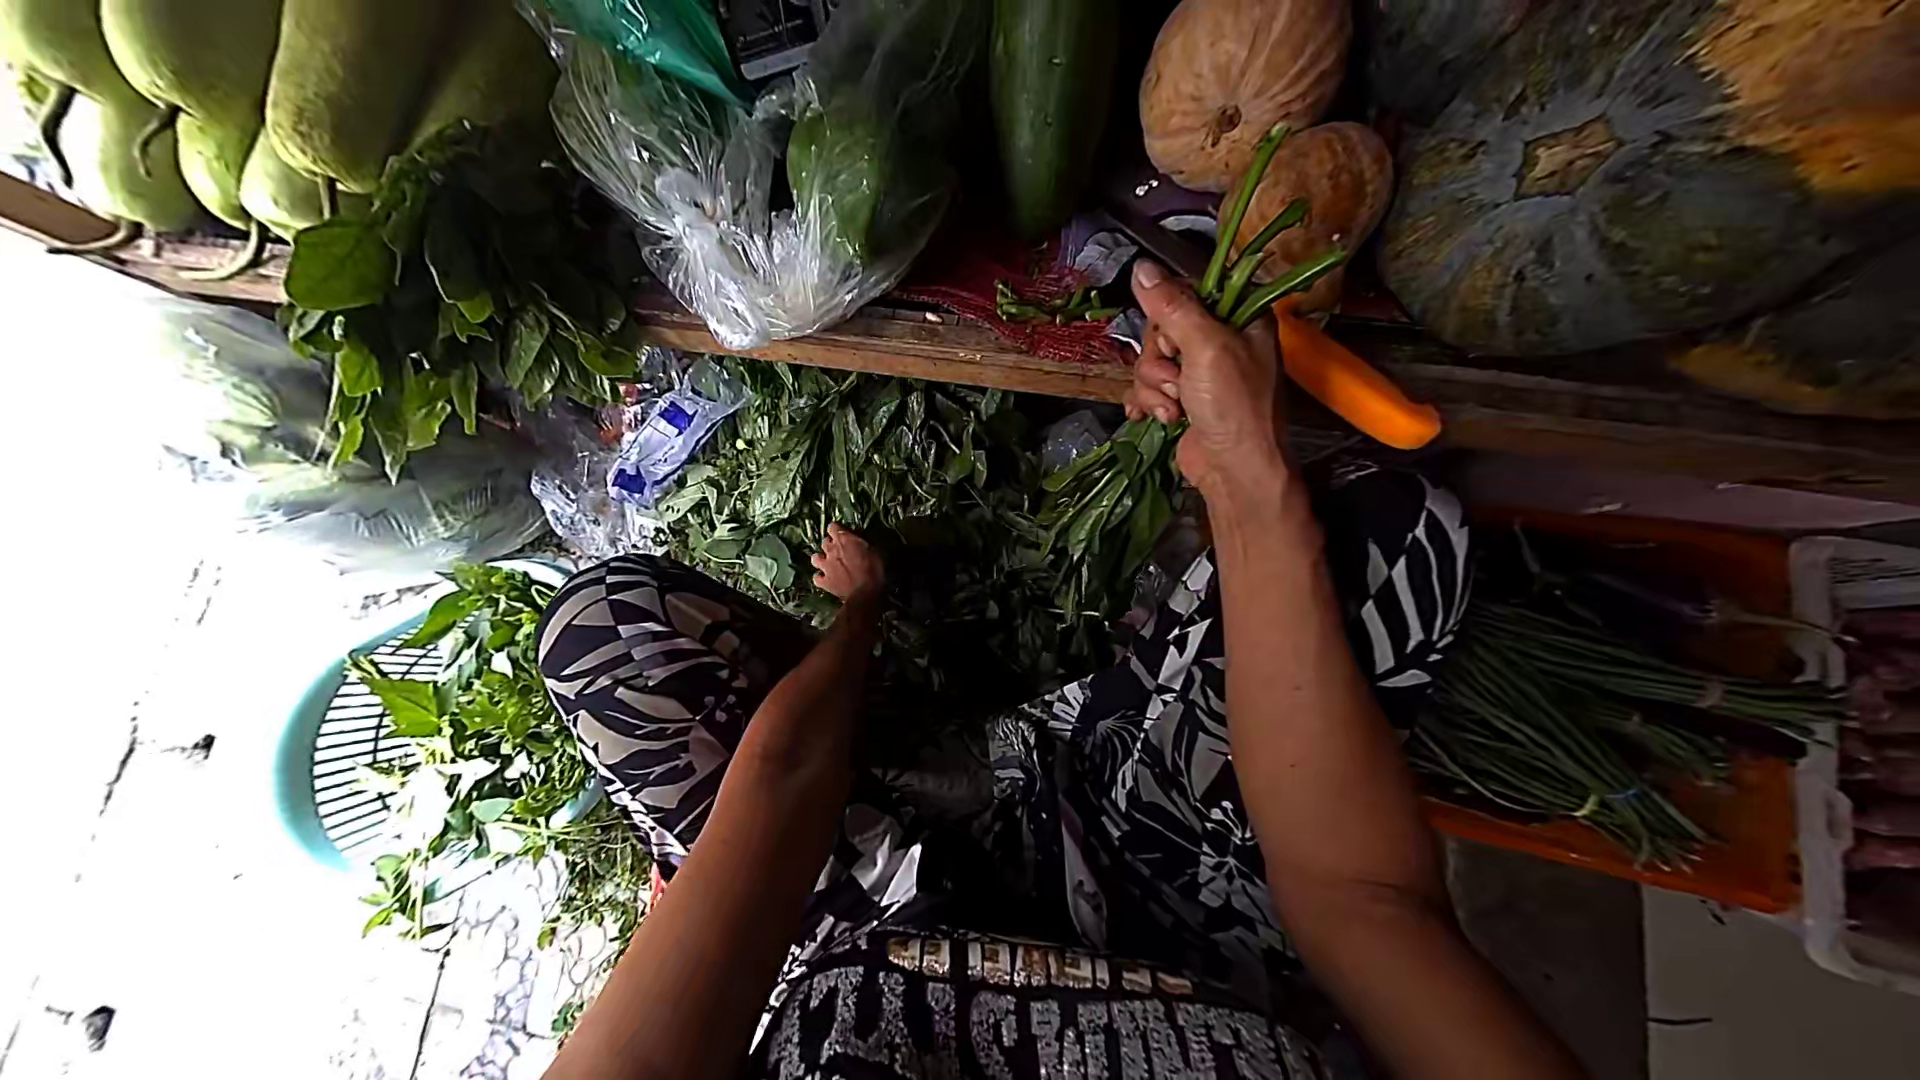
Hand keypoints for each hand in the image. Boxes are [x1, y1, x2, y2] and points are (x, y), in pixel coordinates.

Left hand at [810, 524, 883, 603]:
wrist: (865, 594)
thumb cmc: (874, 570)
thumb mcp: (876, 552)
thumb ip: (865, 544)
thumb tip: (863, 542)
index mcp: (844, 539)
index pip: (833, 527)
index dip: (836, 529)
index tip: (842, 532)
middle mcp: (831, 550)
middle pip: (824, 541)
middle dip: (830, 544)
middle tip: (839, 549)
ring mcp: (825, 567)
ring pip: (815, 558)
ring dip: (821, 559)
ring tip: (827, 562)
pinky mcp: (824, 582)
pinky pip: (817, 578)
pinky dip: (820, 578)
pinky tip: (825, 579)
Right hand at [1123, 259, 1290, 506]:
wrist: (1234, 470)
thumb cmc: (1235, 408)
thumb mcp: (1206, 348)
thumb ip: (1172, 306)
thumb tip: (1142, 269)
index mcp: (1237, 316)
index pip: (1184, 293)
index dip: (1168, 317)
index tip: (1174, 340)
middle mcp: (1217, 339)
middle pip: (1160, 330)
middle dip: (1159, 361)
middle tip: (1179, 380)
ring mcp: (1197, 371)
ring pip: (1148, 361)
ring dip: (1154, 388)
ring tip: (1176, 407)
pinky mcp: (1180, 397)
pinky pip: (1145, 387)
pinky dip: (1147, 403)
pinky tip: (1160, 417)